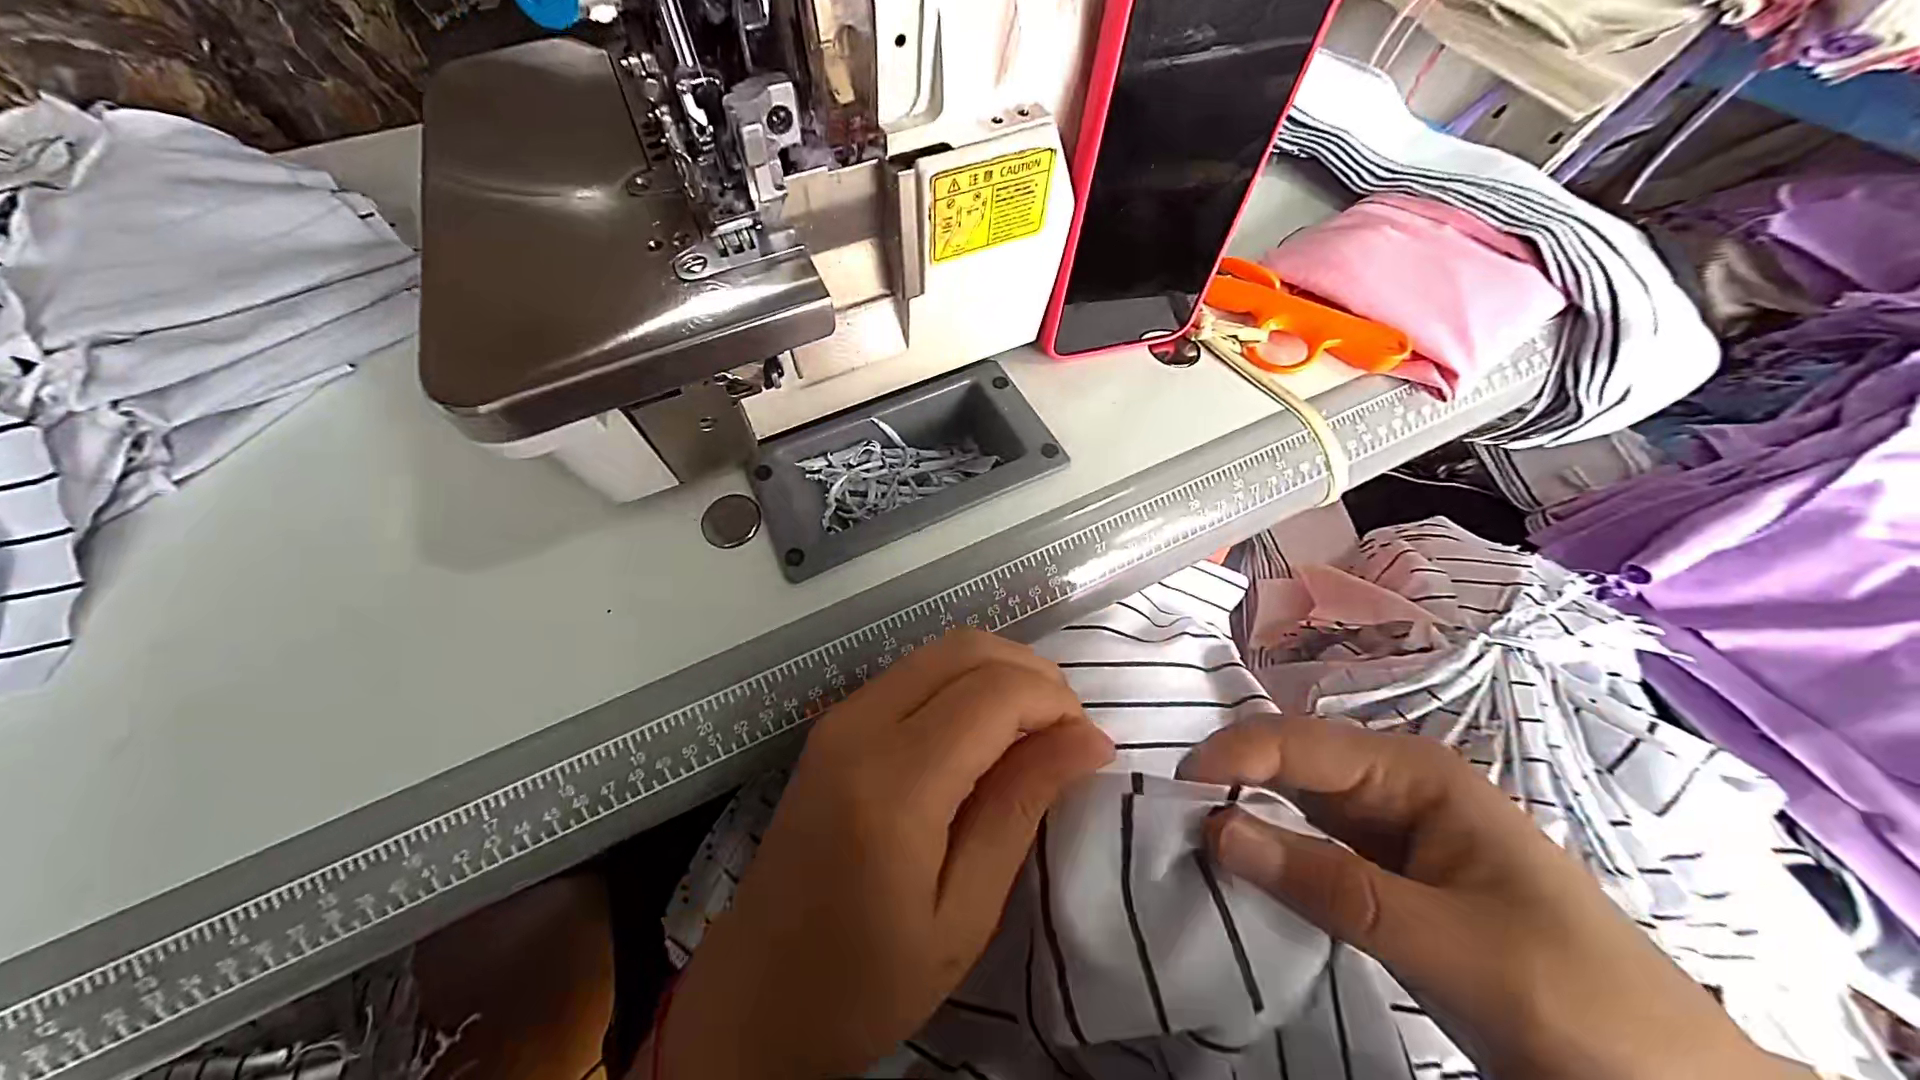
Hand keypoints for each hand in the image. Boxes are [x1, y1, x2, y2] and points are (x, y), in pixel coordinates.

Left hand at [650, 630, 1114, 1079]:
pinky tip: (982, 735)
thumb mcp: (964, 913)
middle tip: (1064, 736)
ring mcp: (839, 719)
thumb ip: (1021, 808)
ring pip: (940, 651)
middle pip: (967, 649)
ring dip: (998, 674)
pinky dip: (963, 683)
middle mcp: (859, 727)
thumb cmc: (865, 980)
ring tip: (1032, 735)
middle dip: (1032, 675)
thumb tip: (1087, 738)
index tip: (1088, 747)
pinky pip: (913, 673)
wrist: (755, 997)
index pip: (995, 692)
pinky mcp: (832, 725)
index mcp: (893, 782)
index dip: (1055, 703)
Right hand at [1180, 713, 1810, 1079]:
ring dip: (1241, 816)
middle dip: (1228, 779)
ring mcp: (1387, 832)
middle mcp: (1394, 786)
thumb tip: (1216, 828)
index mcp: (1415, 773)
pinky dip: (1265, 855)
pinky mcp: (1381, 877)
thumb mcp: (1453, 945)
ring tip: (1182, 837)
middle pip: (1289, 764)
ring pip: (1291, 804)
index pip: (1300, 741)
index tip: (1173, 791)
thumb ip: (1330, 886)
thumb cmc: (1577, 999)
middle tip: (1164, 816)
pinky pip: (1306, 850)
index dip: (1233, 755)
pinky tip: (1234, 869)